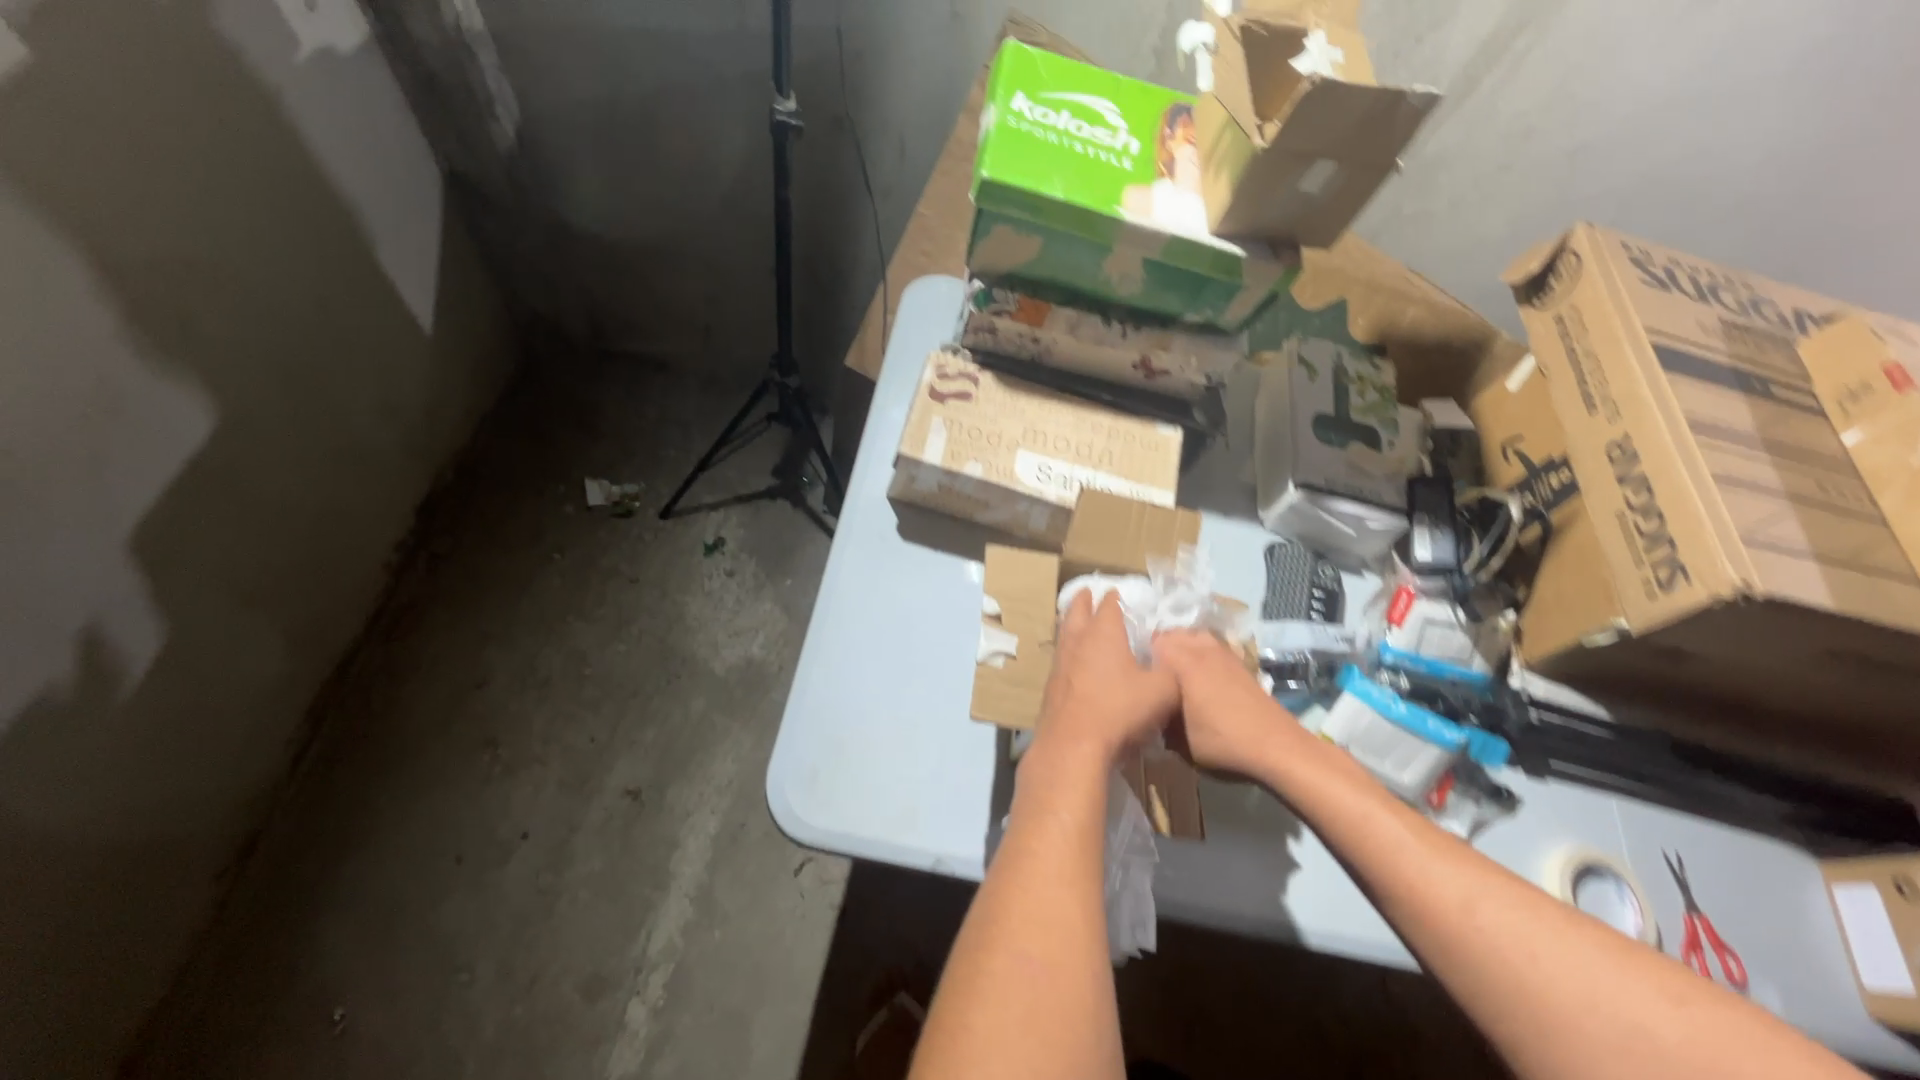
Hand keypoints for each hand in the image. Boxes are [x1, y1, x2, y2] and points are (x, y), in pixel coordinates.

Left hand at [1034, 591, 1178, 768]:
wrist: (1073, 745)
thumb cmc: (1120, 710)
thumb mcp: (1163, 690)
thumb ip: (1171, 669)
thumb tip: (1173, 657)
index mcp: (1104, 633)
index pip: (1109, 604)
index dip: (1116, 596)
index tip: (1119, 591)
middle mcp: (1078, 641)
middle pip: (1077, 611)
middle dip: (1084, 600)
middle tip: (1088, 592)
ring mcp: (1060, 663)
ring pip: (1065, 633)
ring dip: (1071, 623)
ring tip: (1077, 620)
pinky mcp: (1051, 686)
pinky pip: (1060, 657)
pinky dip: (1068, 650)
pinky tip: (1073, 660)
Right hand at [1152, 630, 1293, 778]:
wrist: (1275, 744)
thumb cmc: (1223, 740)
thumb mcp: (1178, 740)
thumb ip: (1158, 718)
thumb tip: (1147, 709)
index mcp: (1184, 661)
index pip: (1152, 641)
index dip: (1139, 654)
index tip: (1132, 672)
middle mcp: (1203, 649)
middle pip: (1172, 634)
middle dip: (1158, 648)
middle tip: (1149, 673)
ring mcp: (1224, 653)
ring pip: (1193, 637)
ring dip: (1181, 648)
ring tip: (1172, 672)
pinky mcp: (1239, 663)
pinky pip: (1210, 647)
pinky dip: (1200, 654)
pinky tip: (1198, 677)